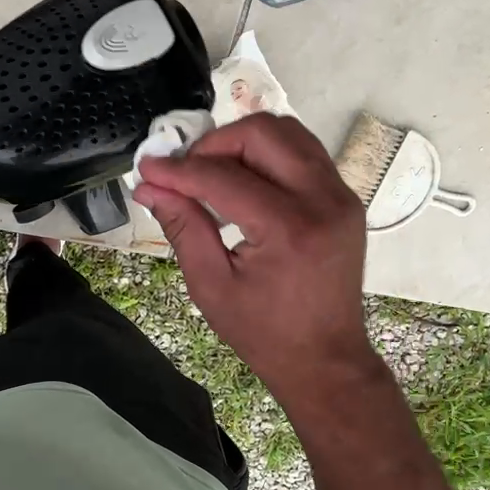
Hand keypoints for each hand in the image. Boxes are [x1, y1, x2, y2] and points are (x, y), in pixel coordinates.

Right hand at [133, 113, 375, 395]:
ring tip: (208, 173)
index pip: (223, 177)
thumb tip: (150, 188)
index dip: (177, 170)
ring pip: (287, 133)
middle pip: (263, 133)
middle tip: (183, 172)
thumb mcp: (210, 285)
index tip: (146, 168)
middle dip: (213, 144)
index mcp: (289, 228)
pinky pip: (301, 152)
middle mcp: (323, 200)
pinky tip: (239, 182)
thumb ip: (183, 228)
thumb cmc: (262, 331)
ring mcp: (340, 195)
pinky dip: (264, 155)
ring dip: (240, 144)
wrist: (325, 356)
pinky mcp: (343, 197)